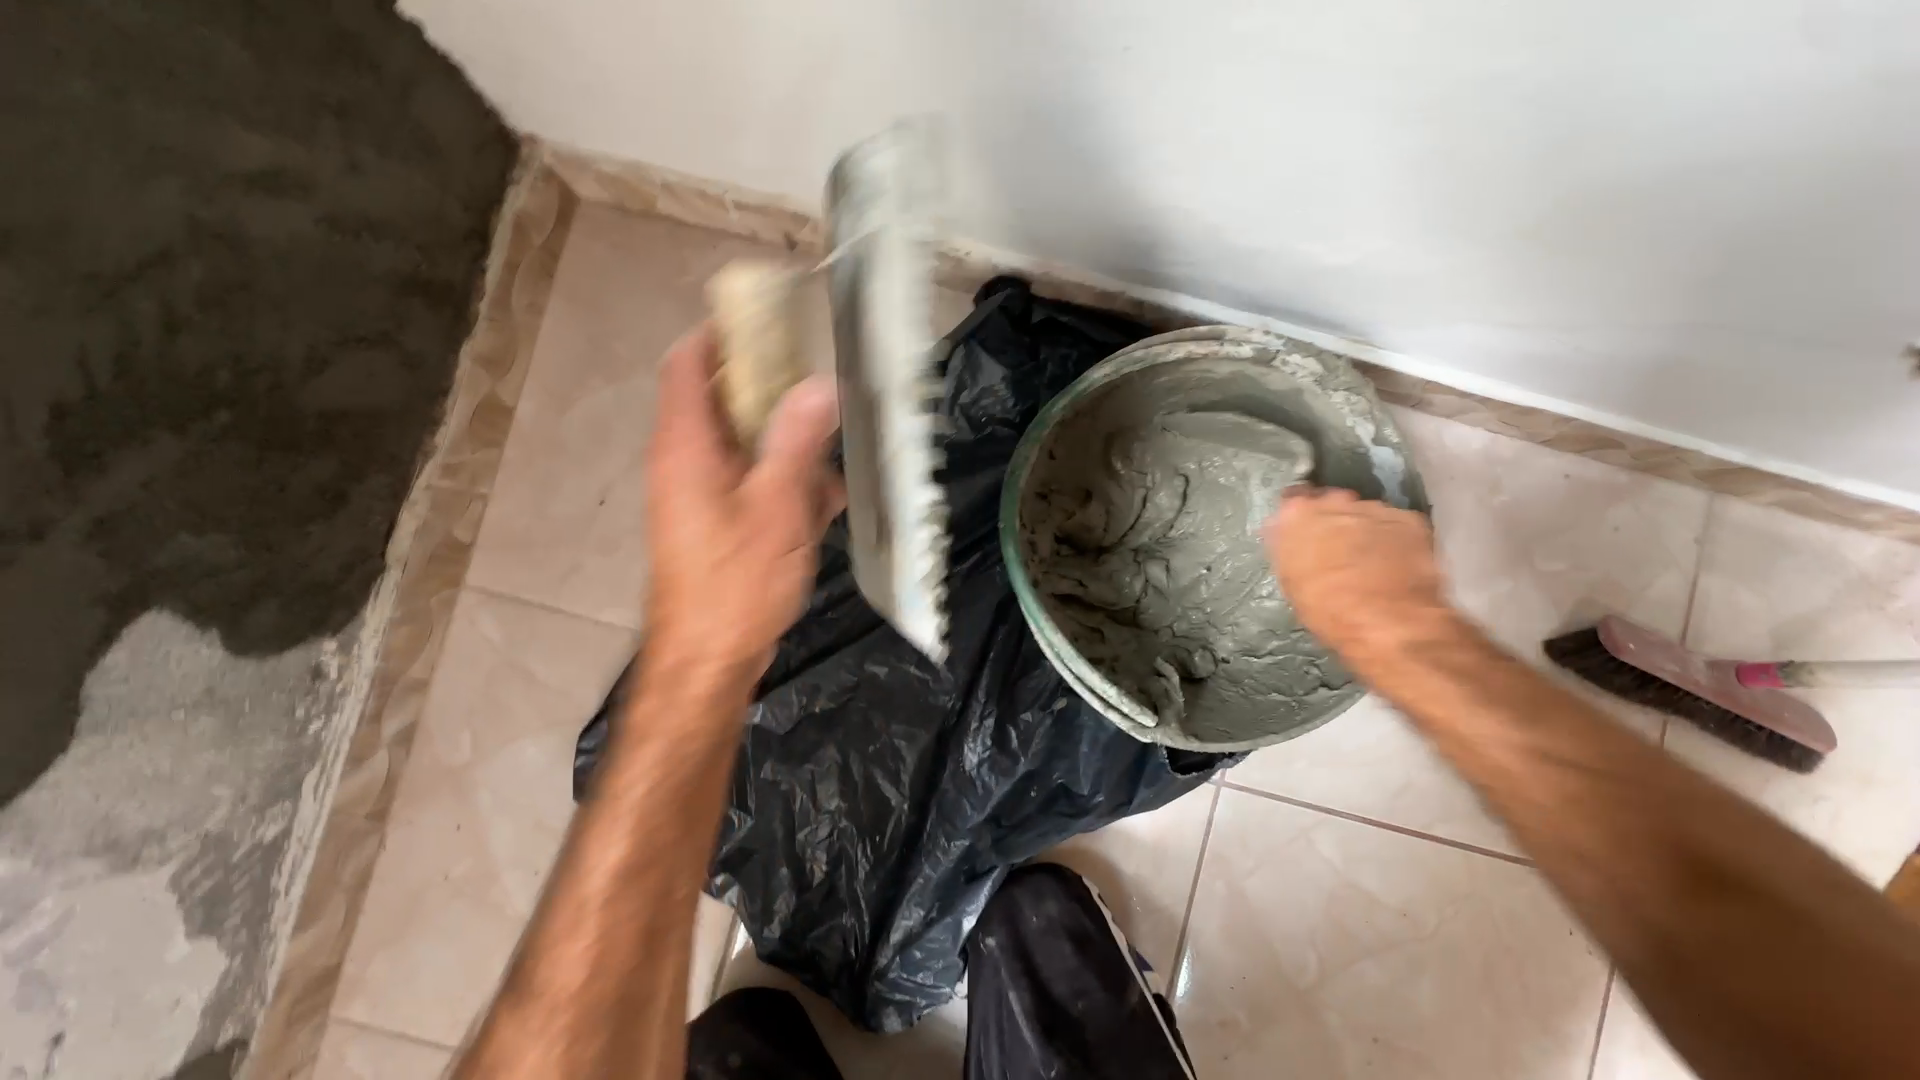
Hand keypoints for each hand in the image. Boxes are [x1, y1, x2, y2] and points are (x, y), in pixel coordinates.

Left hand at [643, 325, 843, 686]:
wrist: (708, 661)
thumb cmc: (737, 582)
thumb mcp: (778, 506)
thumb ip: (798, 440)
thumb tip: (820, 384)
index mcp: (685, 445)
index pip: (688, 363)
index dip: (722, 333)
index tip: (772, 323)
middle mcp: (684, 462)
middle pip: (723, 400)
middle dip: (776, 395)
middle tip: (824, 390)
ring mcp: (699, 496)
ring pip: (745, 445)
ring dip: (789, 447)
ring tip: (833, 461)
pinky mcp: (716, 525)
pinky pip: (751, 484)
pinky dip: (785, 485)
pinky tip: (825, 505)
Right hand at [1262, 487, 1460, 670]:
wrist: (1388, 622)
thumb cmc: (1328, 609)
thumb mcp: (1291, 581)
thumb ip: (1291, 550)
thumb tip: (1296, 542)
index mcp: (1296, 515)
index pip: (1291, 501)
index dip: (1298, 518)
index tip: (1302, 533)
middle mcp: (1333, 501)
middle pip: (1330, 502)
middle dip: (1333, 520)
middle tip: (1336, 548)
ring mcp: (1374, 507)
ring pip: (1365, 512)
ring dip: (1364, 529)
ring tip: (1371, 559)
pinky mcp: (1409, 519)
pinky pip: (1396, 523)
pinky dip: (1394, 538)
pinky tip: (1396, 562)